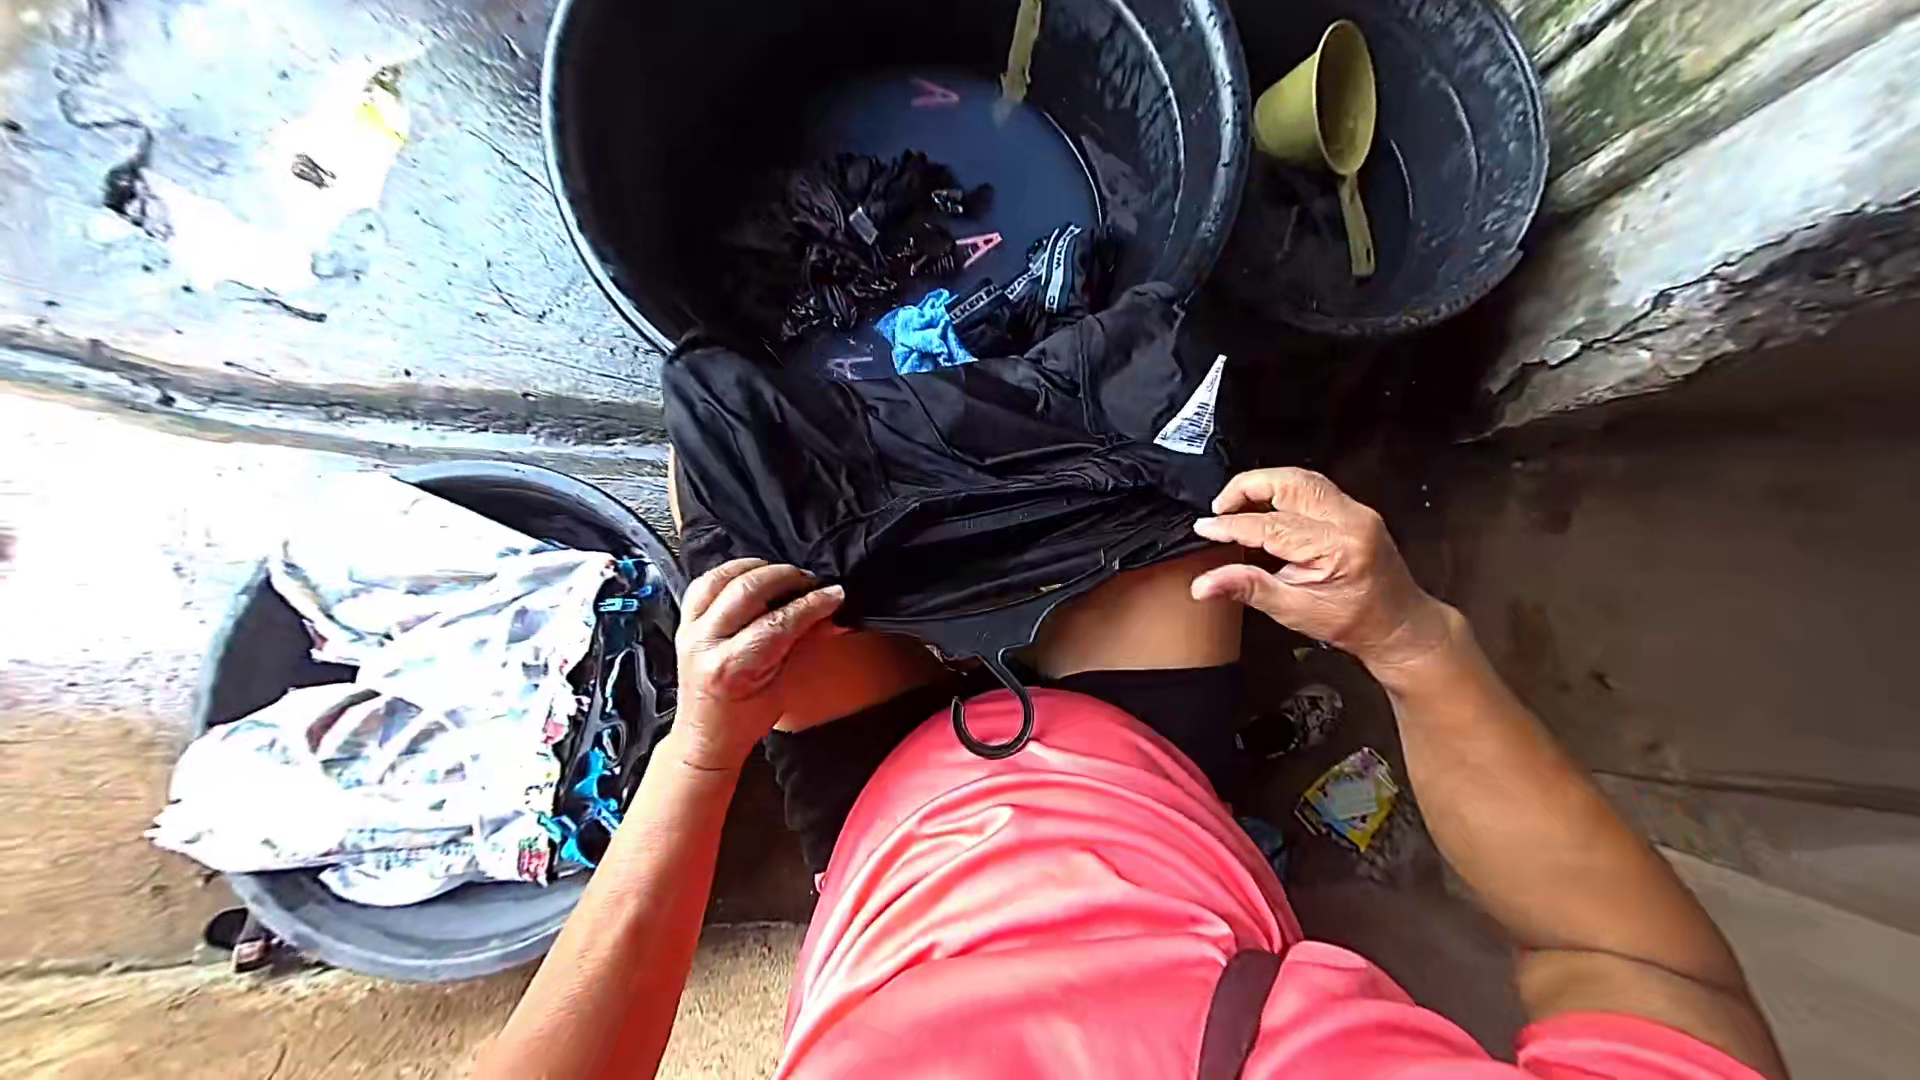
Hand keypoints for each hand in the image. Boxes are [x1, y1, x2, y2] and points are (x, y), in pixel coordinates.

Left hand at [672, 558, 844, 771]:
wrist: (706, 736)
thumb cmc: (746, 719)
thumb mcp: (785, 684)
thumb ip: (805, 642)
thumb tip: (832, 615)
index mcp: (733, 667)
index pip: (779, 621)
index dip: (812, 603)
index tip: (835, 594)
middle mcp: (706, 644)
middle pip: (748, 590)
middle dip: (786, 577)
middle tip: (811, 581)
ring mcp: (690, 630)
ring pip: (721, 578)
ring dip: (757, 568)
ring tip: (783, 573)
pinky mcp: (684, 623)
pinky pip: (704, 583)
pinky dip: (730, 572)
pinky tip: (752, 574)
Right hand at [1188, 468, 1454, 672]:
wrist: (1397, 626)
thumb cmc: (1354, 622)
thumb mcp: (1292, 610)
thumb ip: (1246, 588)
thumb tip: (1204, 584)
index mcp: (1337, 548)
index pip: (1269, 525)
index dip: (1230, 526)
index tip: (1205, 528)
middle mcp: (1350, 520)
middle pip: (1289, 482)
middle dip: (1245, 488)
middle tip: (1218, 508)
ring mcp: (1354, 511)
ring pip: (1299, 478)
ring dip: (1262, 484)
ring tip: (1234, 504)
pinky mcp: (1351, 510)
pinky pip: (1310, 486)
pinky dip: (1279, 489)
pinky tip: (1261, 505)